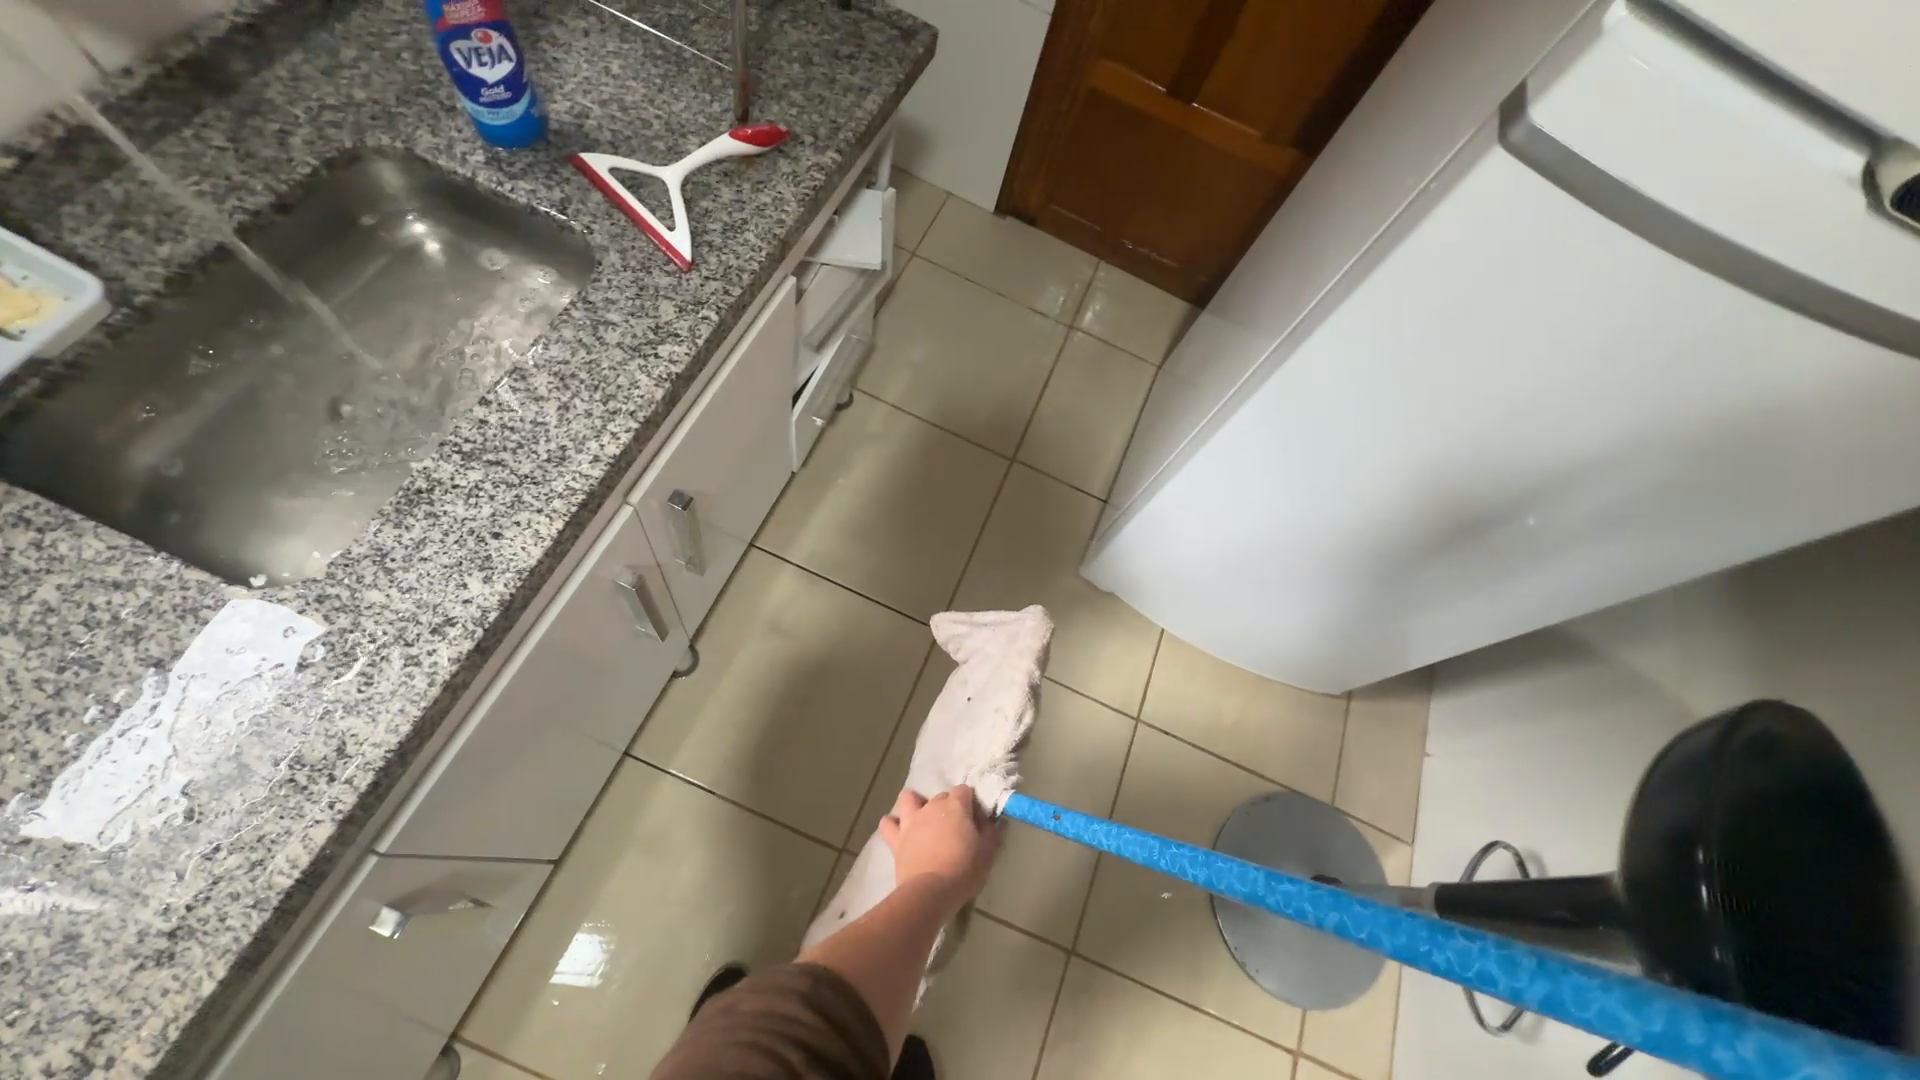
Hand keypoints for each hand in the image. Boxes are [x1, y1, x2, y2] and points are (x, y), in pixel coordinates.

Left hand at [878, 785, 999, 906]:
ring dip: (916, 804)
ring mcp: (911, 820)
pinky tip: (899, 832)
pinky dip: (892, 824)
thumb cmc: (964, 870)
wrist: (931, 891)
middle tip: (955, 828)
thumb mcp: (988, 851)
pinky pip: (887, 823)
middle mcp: (932, 806)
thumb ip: (989, 830)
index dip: (971, 804)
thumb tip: (985, 820)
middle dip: (948, 807)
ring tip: (923, 820)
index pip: (964, 790)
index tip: (975, 821)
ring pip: (908, 798)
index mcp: (956, 806)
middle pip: (941, 796)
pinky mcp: (896, 838)